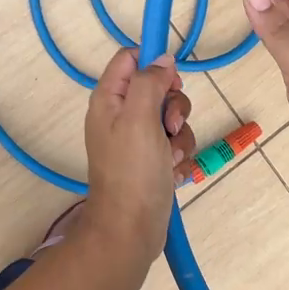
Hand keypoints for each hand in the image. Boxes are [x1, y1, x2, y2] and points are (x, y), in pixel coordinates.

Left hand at [82, 49, 197, 275]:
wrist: (130, 231)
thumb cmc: (132, 171)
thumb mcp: (139, 118)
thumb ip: (149, 82)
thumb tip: (162, 58)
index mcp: (109, 98)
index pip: (129, 58)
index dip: (153, 62)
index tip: (172, 80)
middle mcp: (120, 114)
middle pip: (156, 87)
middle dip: (173, 106)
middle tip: (169, 127)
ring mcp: (136, 139)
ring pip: (170, 118)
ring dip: (179, 137)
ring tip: (171, 159)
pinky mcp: (151, 161)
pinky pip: (174, 145)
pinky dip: (179, 158)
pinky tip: (174, 174)